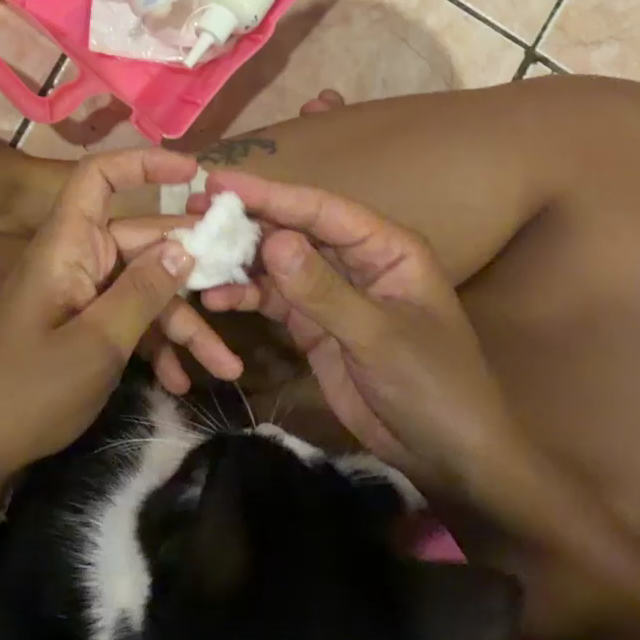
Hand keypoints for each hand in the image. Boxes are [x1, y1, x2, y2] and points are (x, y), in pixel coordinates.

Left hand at [0, 149, 241, 501]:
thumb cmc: (32, 390)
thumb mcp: (98, 342)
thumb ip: (144, 291)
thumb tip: (186, 246)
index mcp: (66, 245)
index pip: (98, 178)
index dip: (143, 164)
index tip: (195, 174)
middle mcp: (75, 259)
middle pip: (142, 241)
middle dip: (191, 272)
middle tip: (241, 292)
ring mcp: (80, 293)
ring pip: (145, 287)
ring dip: (183, 325)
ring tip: (225, 366)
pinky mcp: (84, 325)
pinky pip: (130, 318)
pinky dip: (157, 345)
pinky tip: (182, 382)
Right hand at [200, 170, 529, 499]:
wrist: (447, 456)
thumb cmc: (433, 386)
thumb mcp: (378, 336)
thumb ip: (324, 290)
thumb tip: (273, 240)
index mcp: (385, 247)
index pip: (321, 209)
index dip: (270, 194)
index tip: (219, 183)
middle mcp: (355, 261)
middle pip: (293, 230)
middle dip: (245, 223)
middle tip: (192, 213)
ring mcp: (331, 293)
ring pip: (276, 264)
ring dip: (238, 262)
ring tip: (194, 260)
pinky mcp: (313, 325)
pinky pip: (272, 299)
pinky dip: (243, 296)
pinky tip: (213, 300)